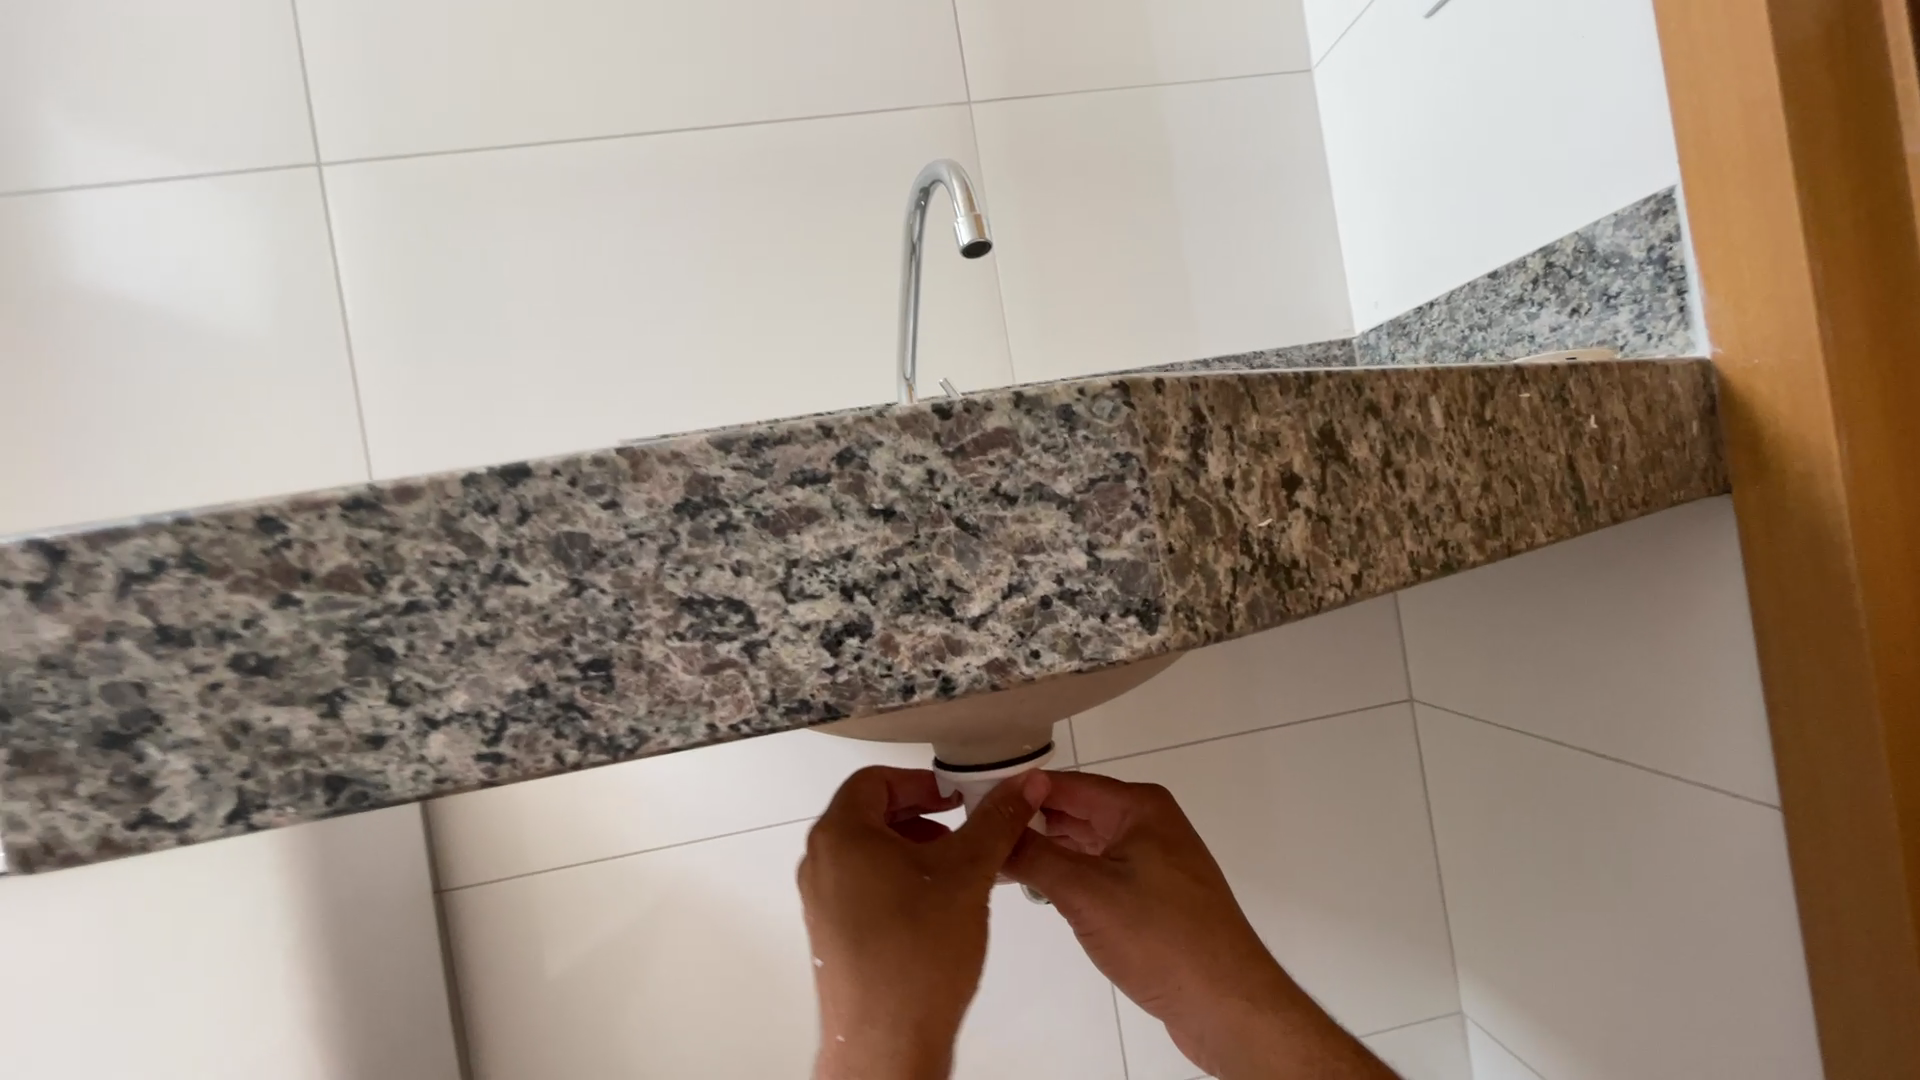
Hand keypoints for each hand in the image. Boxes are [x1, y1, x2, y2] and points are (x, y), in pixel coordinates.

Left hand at [799, 765, 1047, 1079]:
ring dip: (912, 845)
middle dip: (920, 812)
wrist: (887, 1047)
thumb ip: (996, 820)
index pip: (876, 780)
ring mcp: (822, 900)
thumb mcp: (967, 872)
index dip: (921, 782)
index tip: (956, 796)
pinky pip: (863, 883)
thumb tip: (1023, 783)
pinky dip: (898, 876)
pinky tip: (936, 903)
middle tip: (960, 824)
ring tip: (955, 865)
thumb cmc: (918, 952)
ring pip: (869, 850)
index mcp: (840, 834)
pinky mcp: (831, 933)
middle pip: (870, 812)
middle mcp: (820, 861)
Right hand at [1004, 771, 1394, 1079]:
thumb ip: (1032, 856)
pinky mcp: (1156, 892)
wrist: (1229, 1006)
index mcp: (1138, 805)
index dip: (1018, 793)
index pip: (1063, 784)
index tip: (973, 806)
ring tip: (998, 863)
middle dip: (1029, 824)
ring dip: (1048, 851)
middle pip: (1074, 810)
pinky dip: (1071, 873)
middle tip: (978, 838)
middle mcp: (1148, 821)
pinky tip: (1039, 887)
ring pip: (1086, 841)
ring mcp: (1154, 857)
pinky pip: (1102, 868)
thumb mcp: (1084, 893)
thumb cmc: (1158, 937)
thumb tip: (991, 830)